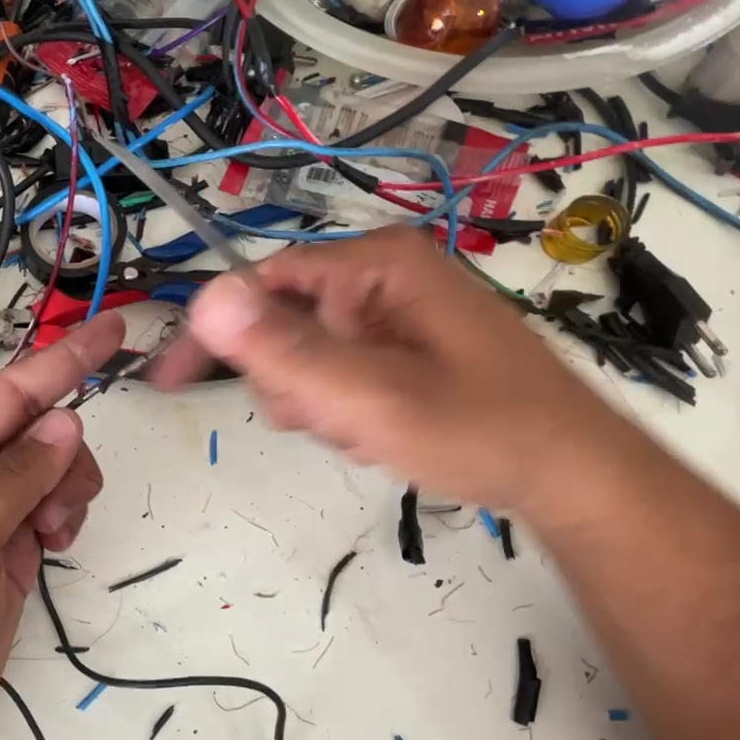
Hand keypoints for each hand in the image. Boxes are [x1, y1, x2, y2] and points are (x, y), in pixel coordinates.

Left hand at [0, 313, 125, 739]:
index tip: (111, 329)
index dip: (59, 360)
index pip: (6, 395)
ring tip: (47, 535)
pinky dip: (65, 516)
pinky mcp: (11, 540)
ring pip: (54, 466)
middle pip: (38, 428)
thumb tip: (64, 423)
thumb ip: (11, 481)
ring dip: (67, 491)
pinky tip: (49, 547)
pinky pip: (55, 503)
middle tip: (57, 509)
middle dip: (64, 455)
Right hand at [149, 226, 633, 511]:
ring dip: (313, 399)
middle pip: (279, 320)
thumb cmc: (477, 430)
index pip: (257, 284)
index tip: (169, 383)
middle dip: (286, 380)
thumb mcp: (368, 396)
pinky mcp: (401, 340)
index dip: (210, 333)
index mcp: (375, 265)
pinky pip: (335, 367)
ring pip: (303, 352)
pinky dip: (338, 404)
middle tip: (324, 418)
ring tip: (360, 428)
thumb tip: (203, 299)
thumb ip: (283, 350)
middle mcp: (381, 274)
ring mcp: (393, 308)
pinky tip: (374, 428)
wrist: (570, 474)